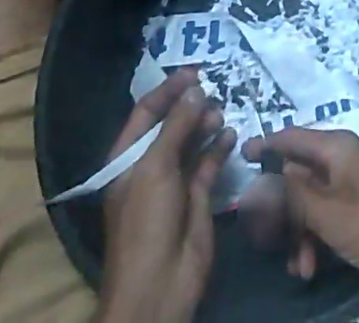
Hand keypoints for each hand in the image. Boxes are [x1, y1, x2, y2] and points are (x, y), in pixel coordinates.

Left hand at [95, 69, 236, 322]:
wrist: (158, 285)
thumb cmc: (146, 221)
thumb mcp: (156, 168)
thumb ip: (176, 127)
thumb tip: (195, 90)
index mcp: (128, 157)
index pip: (147, 112)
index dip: (168, 90)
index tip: (193, 72)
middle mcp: (150, 165)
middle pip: (172, 125)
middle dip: (191, 105)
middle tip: (215, 88)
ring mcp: (175, 182)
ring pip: (192, 142)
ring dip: (206, 124)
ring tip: (222, 111)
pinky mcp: (198, 198)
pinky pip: (209, 164)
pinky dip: (219, 148)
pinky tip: (230, 134)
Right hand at [242, 129, 358, 321]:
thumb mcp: (326, 211)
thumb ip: (288, 195)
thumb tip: (255, 183)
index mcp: (335, 147)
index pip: (291, 137)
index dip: (264, 146)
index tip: (240, 158)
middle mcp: (339, 162)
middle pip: (294, 175)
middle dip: (279, 209)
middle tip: (261, 233)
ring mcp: (347, 189)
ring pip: (305, 203)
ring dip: (295, 233)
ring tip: (295, 264)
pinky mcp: (352, 215)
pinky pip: (320, 220)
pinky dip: (310, 241)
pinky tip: (306, 268)